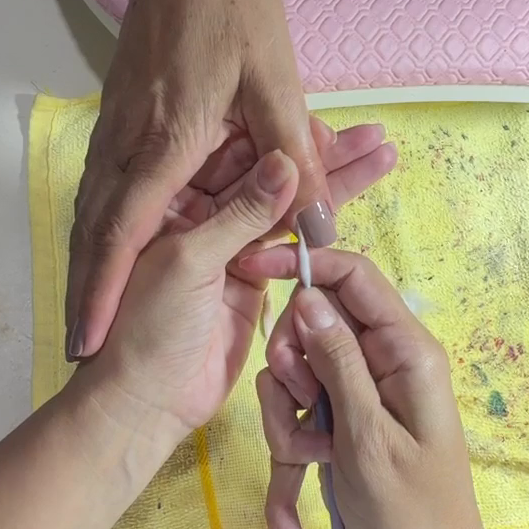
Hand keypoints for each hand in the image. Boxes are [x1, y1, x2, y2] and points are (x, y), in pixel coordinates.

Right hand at [67, 0, 332, 359]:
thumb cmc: (233, 7)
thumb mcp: (277, 81)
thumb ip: (297, 156)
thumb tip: (319, 224)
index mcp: (166, 138)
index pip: (126, 231)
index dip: (104, 289)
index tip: (90, 337)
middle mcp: (126, 140)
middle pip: (95, 228)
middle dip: (86, 288)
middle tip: (84, 338)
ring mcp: (114, 124)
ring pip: (95, 205)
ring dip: (92, 257)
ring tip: (90, 304)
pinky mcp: (116, 111)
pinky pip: (105, 179)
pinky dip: (103, 218)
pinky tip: (113, 237)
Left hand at [83, 125, 397, 441]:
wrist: (147, 398)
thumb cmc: (149, 325)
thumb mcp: (190, 259)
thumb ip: (241, 213)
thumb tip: (289, 161)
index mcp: (177, 196)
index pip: (242, 156)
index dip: (290, 142)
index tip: (339, 129)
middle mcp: (207, 212)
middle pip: (272, 178)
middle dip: (325, 159)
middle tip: (377, 139)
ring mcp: (232, 245)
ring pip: (287, 208)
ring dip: (332, 186)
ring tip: (381, 158)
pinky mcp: (253, 278)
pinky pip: (292, 246)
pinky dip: (321, 227)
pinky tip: (354, 205)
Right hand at [237, 247, 487, 528]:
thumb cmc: (410, 510)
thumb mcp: (368, 436)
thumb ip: (338, 361)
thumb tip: (307, 296)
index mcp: (405, 350)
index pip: (354, 276)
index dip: (305, 262)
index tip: (253, 264)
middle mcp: (382, 358)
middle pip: (312, 322)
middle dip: (292, 364)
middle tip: (302, 408)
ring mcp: (359, 388)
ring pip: (296, 368)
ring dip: (287, 414)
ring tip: (313, 456)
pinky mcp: (340, 415)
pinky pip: (296, 408)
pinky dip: (290, 442)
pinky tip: (298, 489)